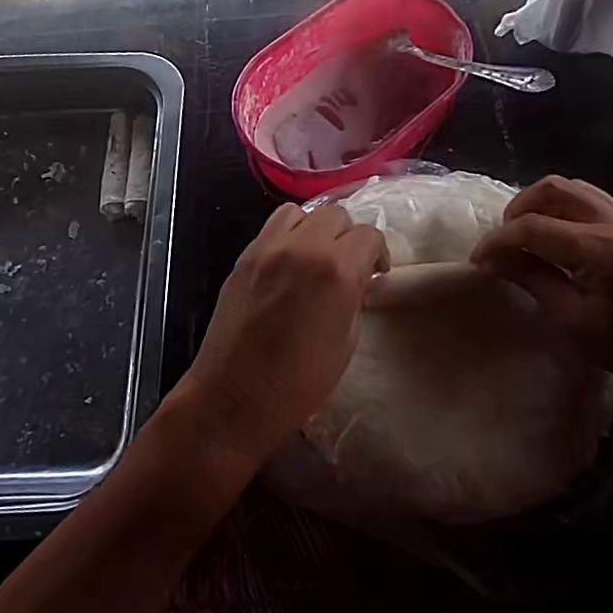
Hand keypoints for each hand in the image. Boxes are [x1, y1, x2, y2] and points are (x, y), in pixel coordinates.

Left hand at [177, 204, 388, 463]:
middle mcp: (303, 249)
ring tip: (317, 257)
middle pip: (337, 215)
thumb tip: (354, 282)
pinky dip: (290, 234)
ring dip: (317, 229)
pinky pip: (273, 226)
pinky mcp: (244, 258)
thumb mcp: (347, 342)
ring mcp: (268, 249)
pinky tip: (290, 263)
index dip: (378, 254)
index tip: (375, 274)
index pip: (369, 236)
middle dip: (350, 237)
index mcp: (336, 272)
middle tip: (349, 266)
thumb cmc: (300, 382)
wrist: (234, 399)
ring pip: (303, 212)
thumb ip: (353, 298)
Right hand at [469, 176, 612, 387]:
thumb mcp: (572, 321)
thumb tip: (495, 259)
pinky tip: (555, 238)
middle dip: (519, 210)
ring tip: (524, 237)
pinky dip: (565, 210)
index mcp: (603, 249)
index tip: (477, 260)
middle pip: (554, 189)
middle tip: (502, 242)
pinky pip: (593, 201)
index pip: (534, 228)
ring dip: (542, 205)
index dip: (498, 241)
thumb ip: (533, 279)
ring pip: (575, 189)